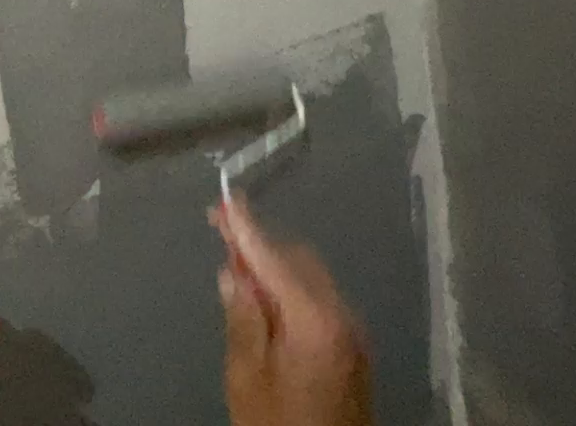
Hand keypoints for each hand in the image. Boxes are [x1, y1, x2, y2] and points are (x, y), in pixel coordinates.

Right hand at [210, 200, 372, 425]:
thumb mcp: (248, 377)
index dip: (245, 227)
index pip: (272, 257)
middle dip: (259, 245)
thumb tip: (233, 273)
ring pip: (309, 277)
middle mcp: (342, 315)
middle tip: (222, 238)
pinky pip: (319, 300)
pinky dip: (291, 290)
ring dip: (274, 268)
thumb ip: (242, 318)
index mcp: (315, 319)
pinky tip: (266, 302)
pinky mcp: (354, 348)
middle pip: (296, 260)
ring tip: (239, 273)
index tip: (225, 197)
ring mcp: (353, 332)